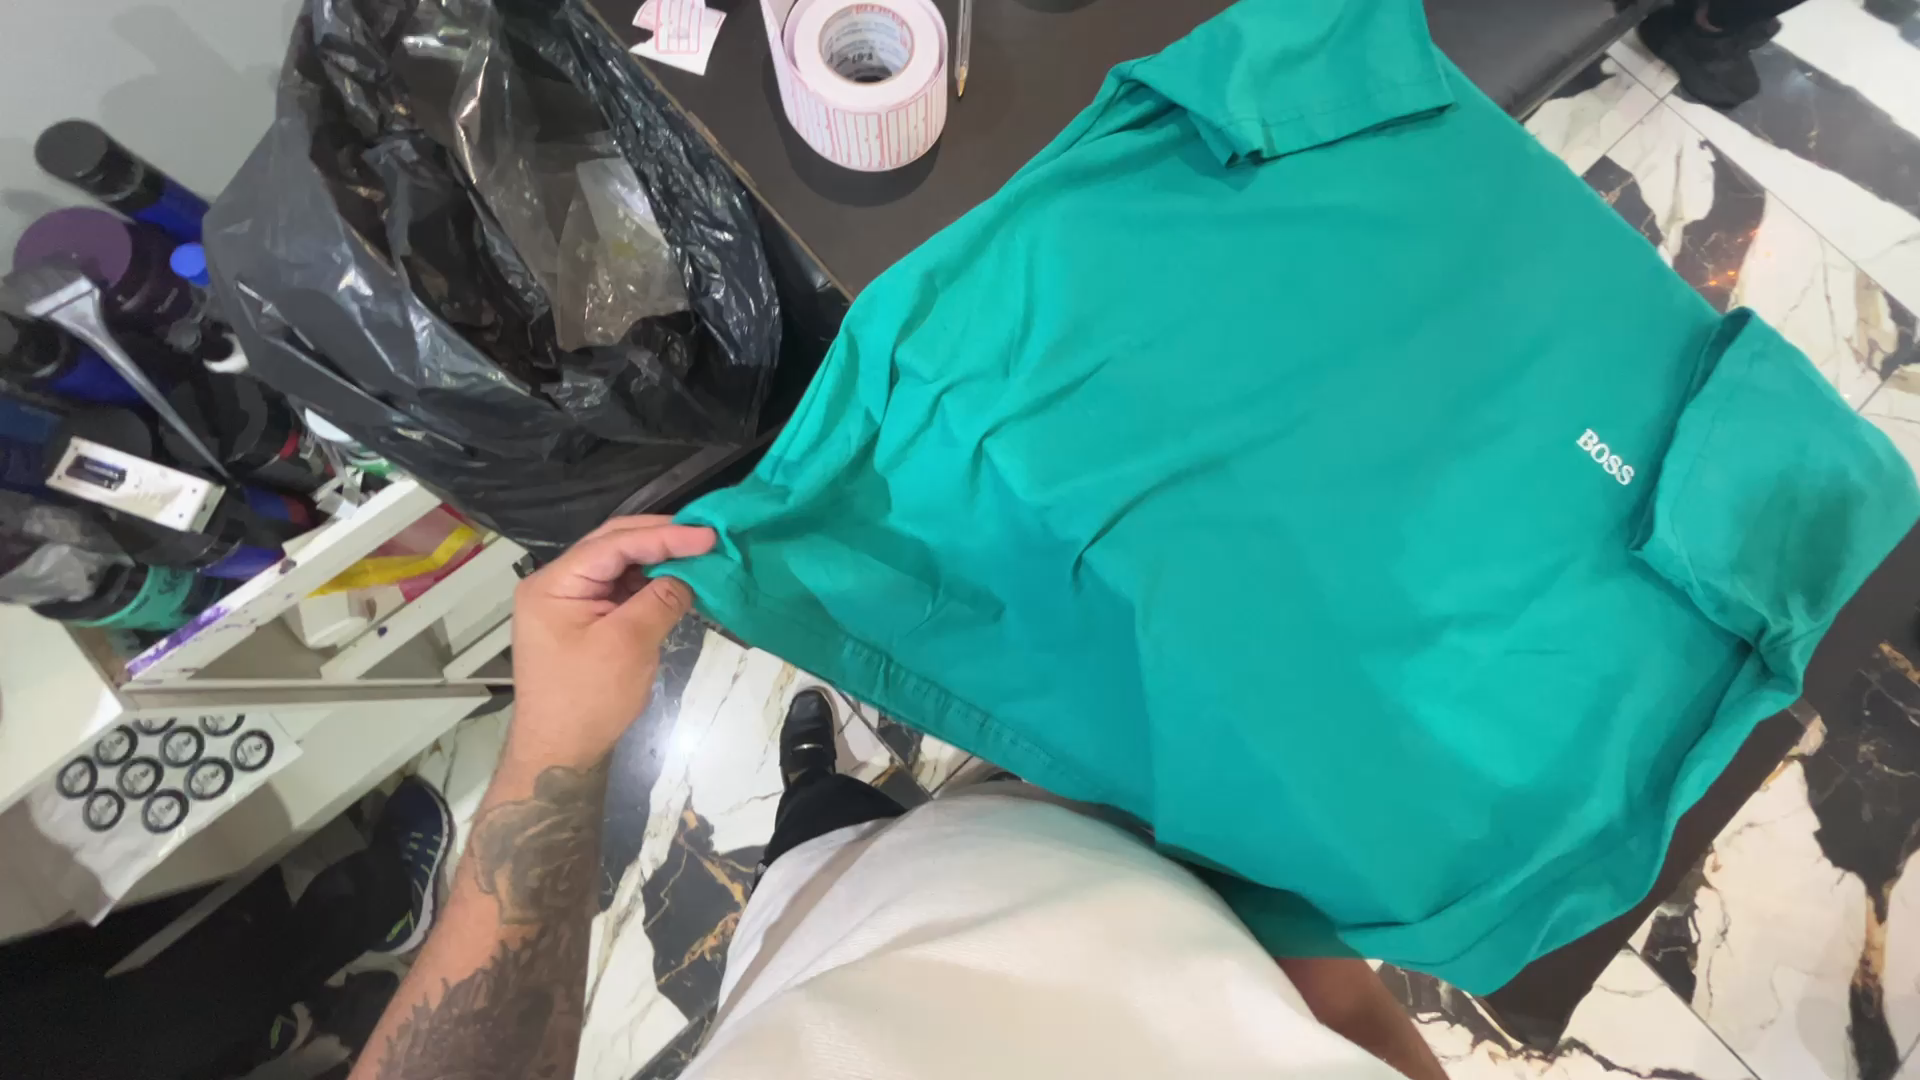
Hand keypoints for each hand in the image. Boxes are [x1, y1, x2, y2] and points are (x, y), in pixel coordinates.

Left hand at [509, 516, 716, 765]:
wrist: (561, 751)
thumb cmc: (589, 698)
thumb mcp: (629, 643)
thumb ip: (661, 599)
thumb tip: (692, 573)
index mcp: (555, 584)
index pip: (615, 544)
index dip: (665, 535)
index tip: (708, 535)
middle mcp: (558, 583)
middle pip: (614, 545)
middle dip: (661, 537)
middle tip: (706, 534)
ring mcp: (572, 601)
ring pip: (621, 564)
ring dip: (660, 557)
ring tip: (700, 551)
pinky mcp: (588, 617)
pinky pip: (623, 587)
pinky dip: (653, 580)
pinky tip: (680, 577)